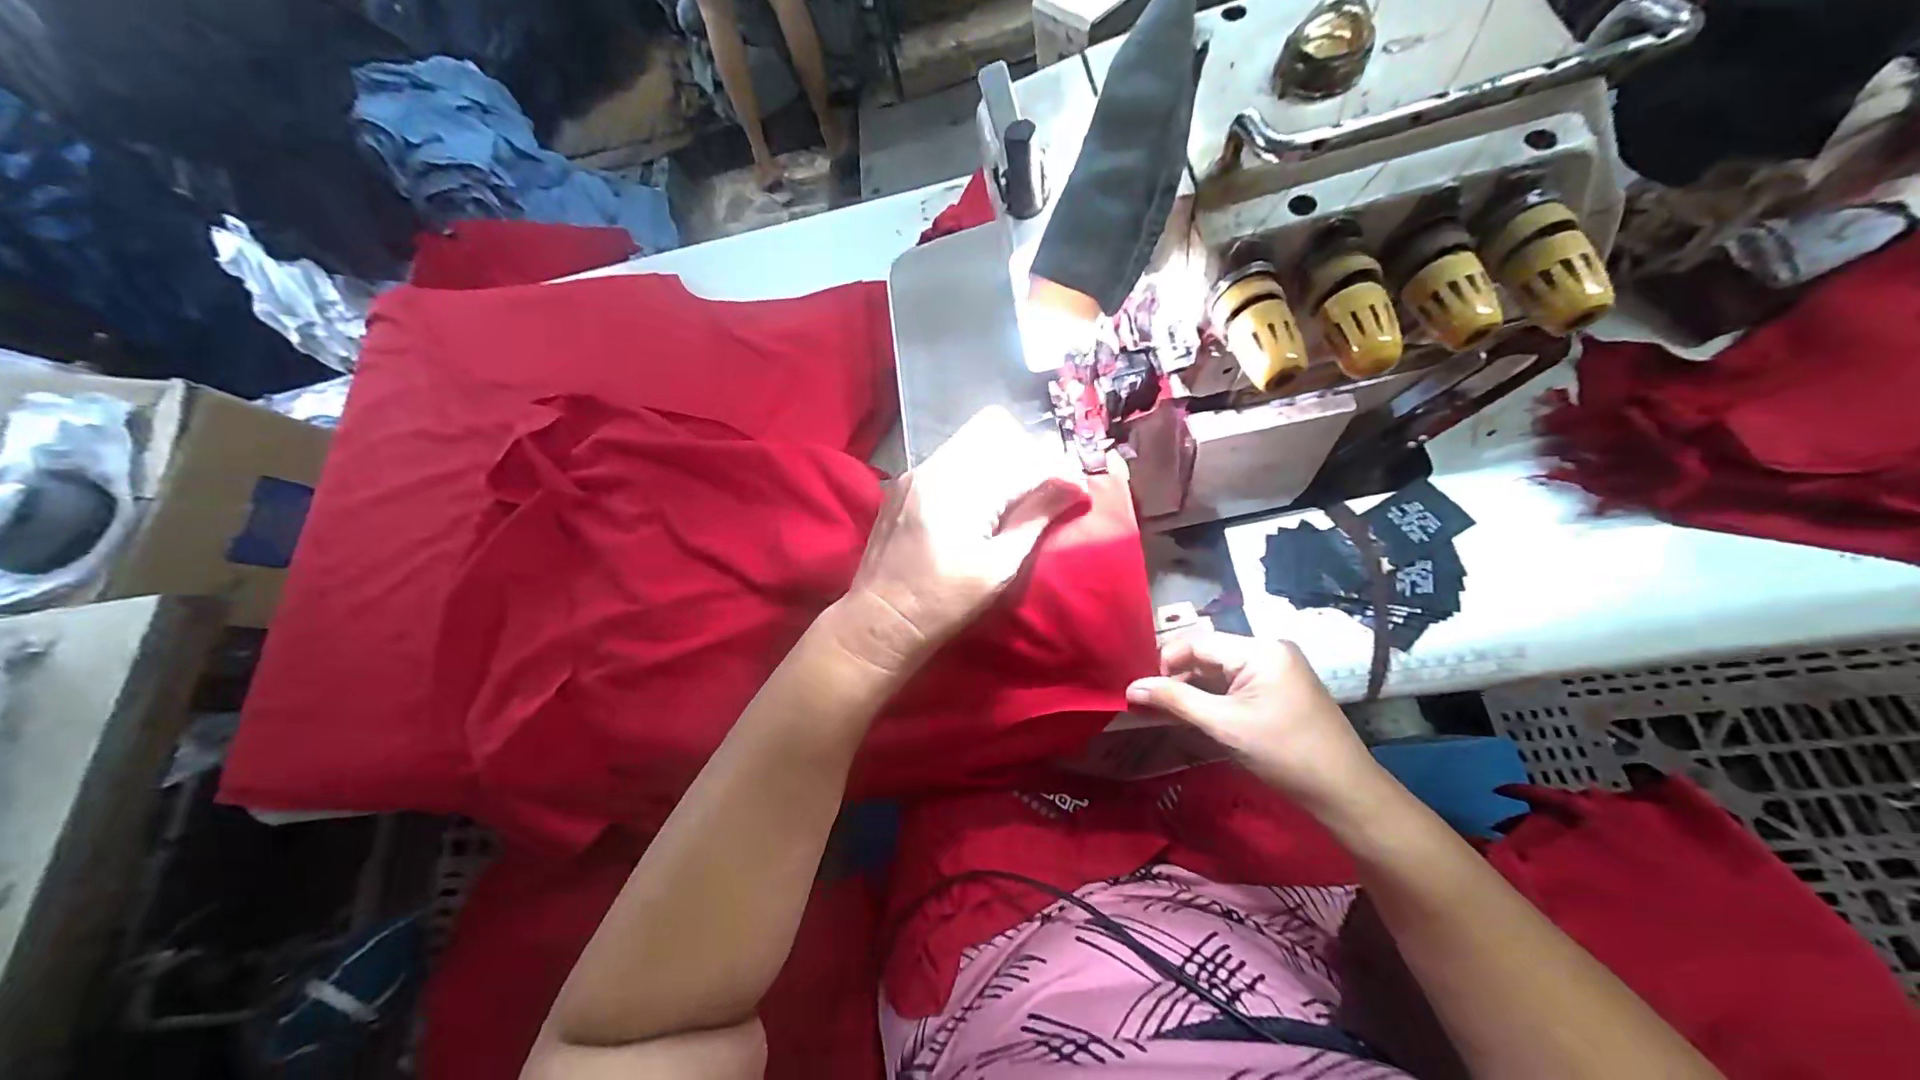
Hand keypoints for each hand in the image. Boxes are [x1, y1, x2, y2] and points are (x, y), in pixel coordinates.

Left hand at [827, 407, 1083, 679]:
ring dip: (1000, 460)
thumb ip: (1035, 518)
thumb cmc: (942, 603)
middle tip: (1042, 492)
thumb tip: (1072, 486)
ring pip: (970, 440)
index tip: (1073, 491)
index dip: (1056, 469)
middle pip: (994, 428)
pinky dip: (974, 471)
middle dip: (1027, 453)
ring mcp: (914, 473)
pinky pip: (949, 458)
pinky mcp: (903, 486)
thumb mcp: (998, 568)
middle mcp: (934, 467)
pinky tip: (979, 507)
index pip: (1023, 456)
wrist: (878, 621)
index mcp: (960, 488)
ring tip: (1013, 501)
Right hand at [1125, 632, 1382, 807]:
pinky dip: (1216, 697)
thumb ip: (1175, 700)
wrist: (1343, 791)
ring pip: (1220, 670)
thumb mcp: (1223, 725)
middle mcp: (1269, 648)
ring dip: (1196, 690)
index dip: (1166, 664)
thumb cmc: (1282, 753)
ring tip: (1174, 714)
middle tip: (1155, 707)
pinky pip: (1237, 681)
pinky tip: (1202, 717)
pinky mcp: (1281, 686)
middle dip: (1180, 679)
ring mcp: (1278, 667)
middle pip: (1208, 654)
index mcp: (1260, 649)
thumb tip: (1131, 687)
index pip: (1197, 643)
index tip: (1146, 694)